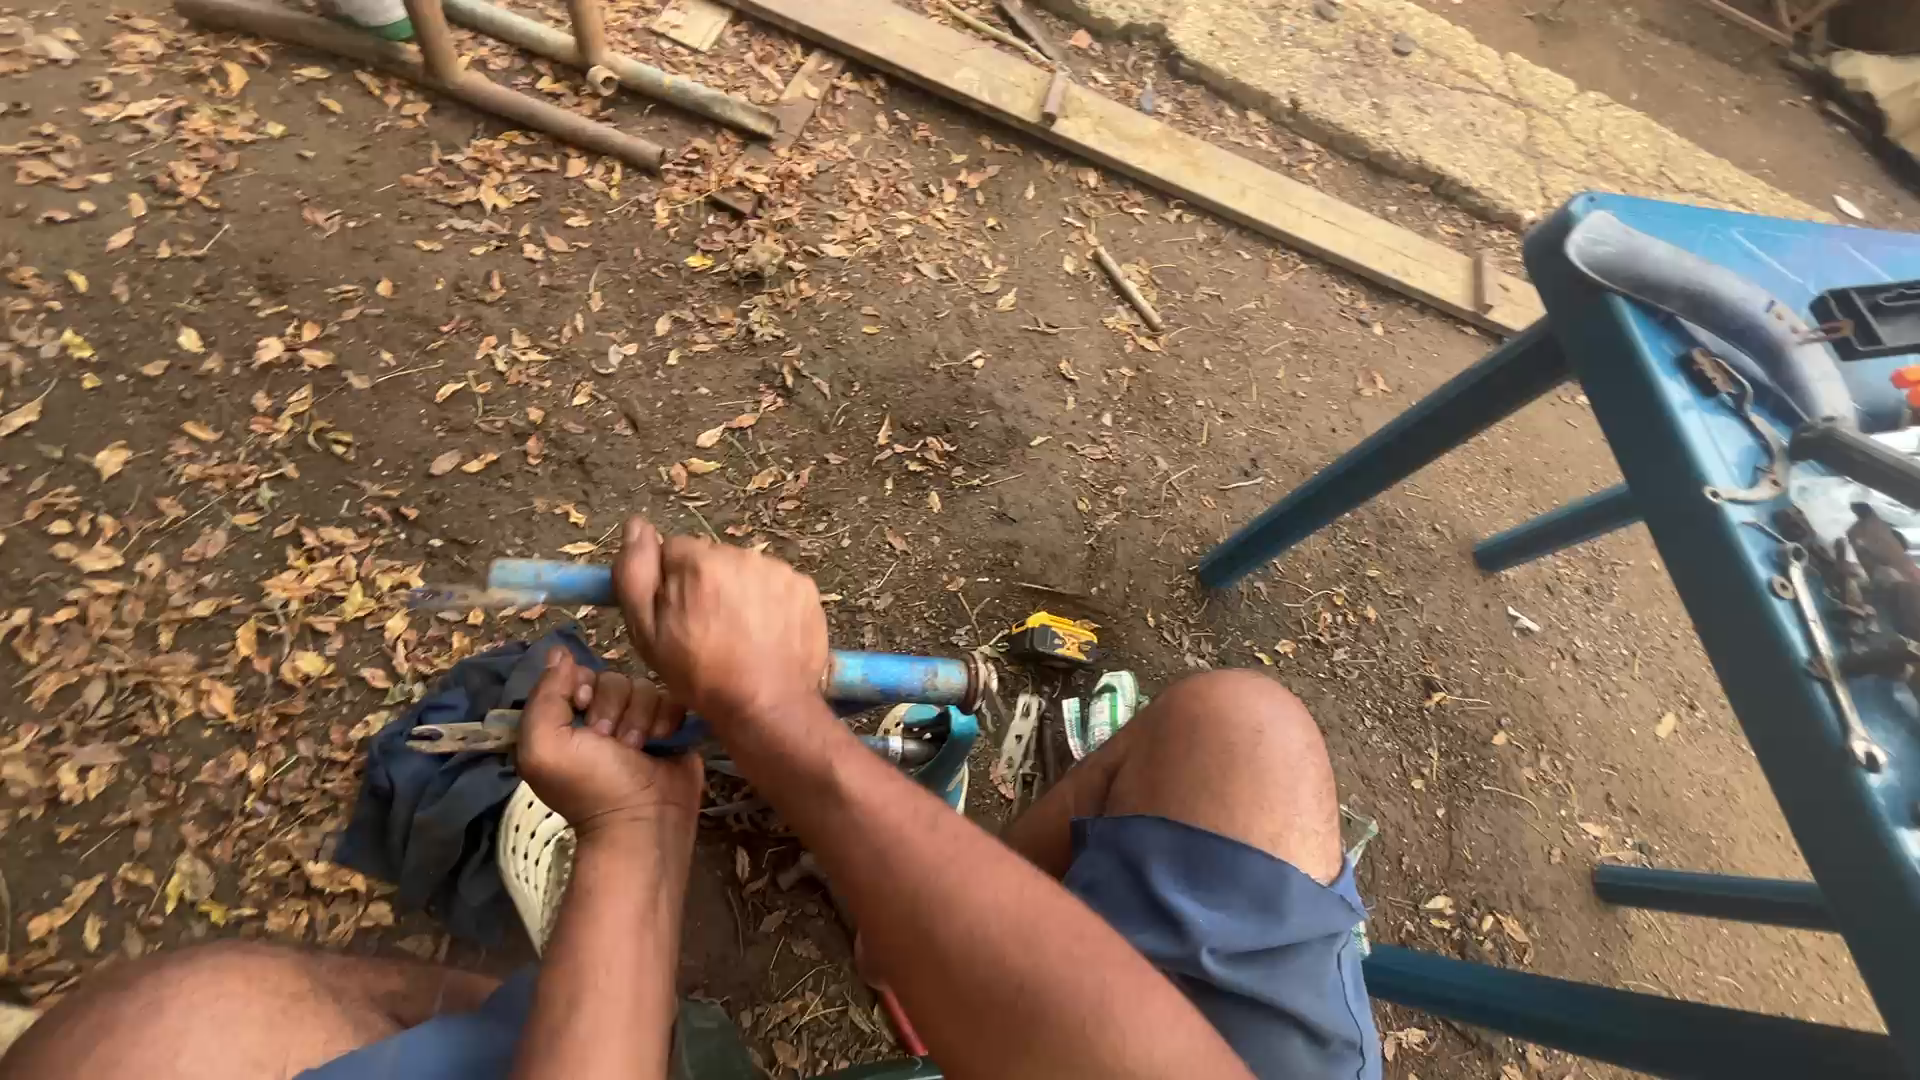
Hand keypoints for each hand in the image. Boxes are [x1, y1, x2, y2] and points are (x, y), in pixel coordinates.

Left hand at [515, 648, 704, 837]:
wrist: (643, 817)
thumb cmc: (589, 785)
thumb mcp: (544, 746)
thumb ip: (545, 696)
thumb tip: (558, 653)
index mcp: (567, 718)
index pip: (579, 673)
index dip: (582, 687)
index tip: (581, 710)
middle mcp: (602, 714)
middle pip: (613, 678)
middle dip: (612, 710)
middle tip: (610, 743)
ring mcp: (639, 718)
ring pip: (644, 687)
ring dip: (639, 719)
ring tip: (637, 748)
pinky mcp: (671, 724)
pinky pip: (672, 698)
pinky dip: (666, 719)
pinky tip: (661, 741)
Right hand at [612, 518, 829, 731]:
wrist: (768, 704)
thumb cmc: (700, 674)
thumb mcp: (647, 630)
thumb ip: (635, 571)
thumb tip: (636, 525)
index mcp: (701, 561)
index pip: (673, 551)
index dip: (670, 583)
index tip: (677, 614)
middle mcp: (744, 555)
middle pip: (713, 559)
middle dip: (706, 585)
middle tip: (708, 630)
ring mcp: (780, 571)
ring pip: (746, 572)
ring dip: (739, 593)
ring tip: (739, 635)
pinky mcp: (805, 588)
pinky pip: (776, 586)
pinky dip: (769, 603)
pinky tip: (765, 634)